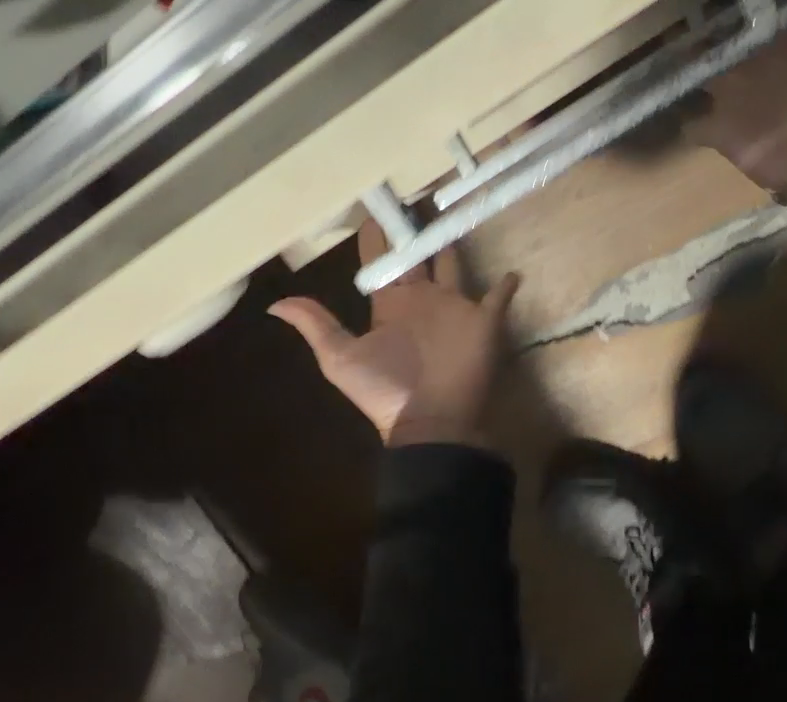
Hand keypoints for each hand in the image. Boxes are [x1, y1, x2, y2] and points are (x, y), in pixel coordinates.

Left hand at [270, 221, 519, 448]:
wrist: (432, 424)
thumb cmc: (387, 391)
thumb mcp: (340, 359)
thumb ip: (315, 326)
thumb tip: (274, 304)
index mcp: (389, 307)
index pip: (380, 262)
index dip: (376, 236)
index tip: (372, 205)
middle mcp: (421, 302)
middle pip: (417, 257)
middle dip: (414, 229)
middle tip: (412, 192)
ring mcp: (454, 311)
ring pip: (454, 266)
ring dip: (453, 243)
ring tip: (453, 210)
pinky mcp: (483, 323)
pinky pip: (499, 299)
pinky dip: (506, 286)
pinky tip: (513, 273)